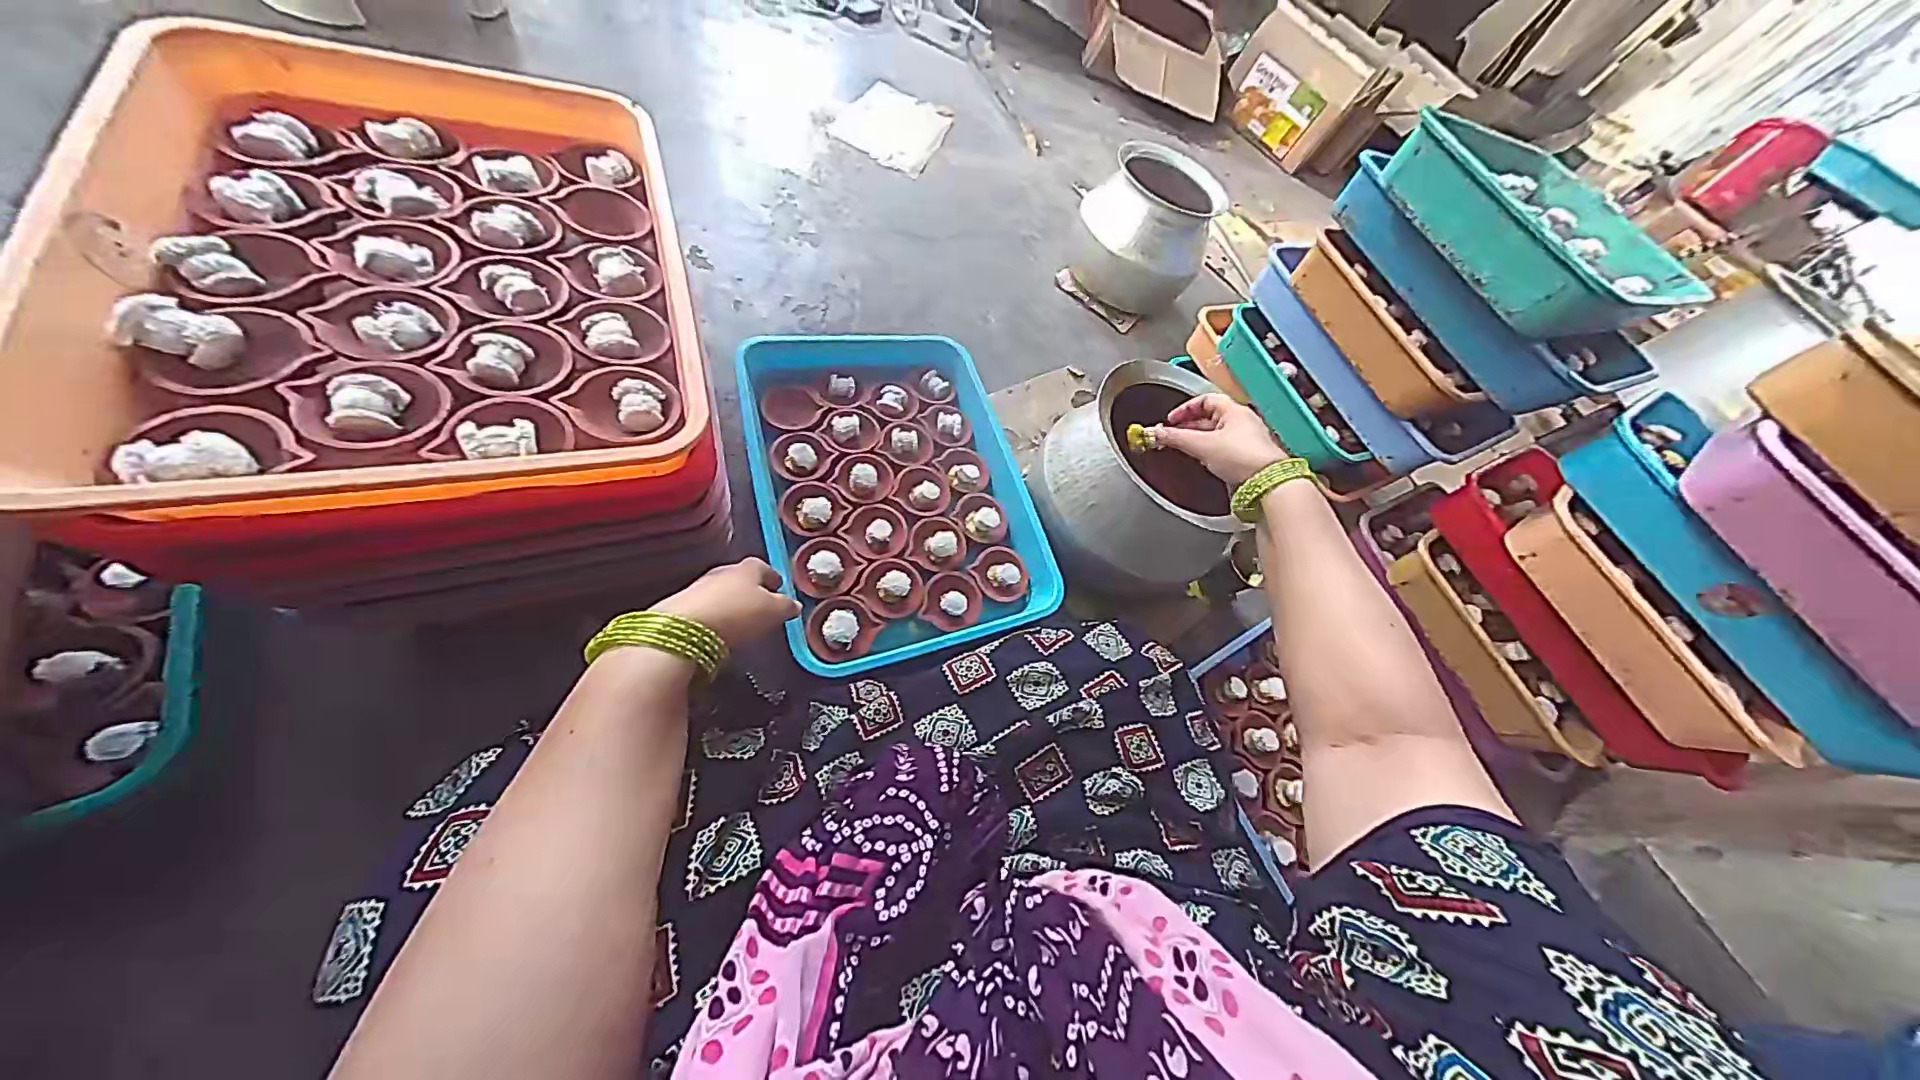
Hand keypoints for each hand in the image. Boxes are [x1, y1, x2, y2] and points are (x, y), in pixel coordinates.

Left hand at [651, 557, 801, 649]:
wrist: (683, 630)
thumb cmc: (737, 614)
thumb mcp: (774, 612)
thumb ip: (786, 607)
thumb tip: (794, 605)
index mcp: (747, 569)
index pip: (763, 567)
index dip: (772, 577)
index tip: (778, 587)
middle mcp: (721, 572)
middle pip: (739, 578)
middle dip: (750, 590)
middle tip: (760, 605)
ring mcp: (697, 588)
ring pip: (720, 592)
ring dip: (730, 603)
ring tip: (740, 621)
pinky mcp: (679, 608)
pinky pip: (703, 609)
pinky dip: (713, 616)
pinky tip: (717, 631)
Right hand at [1150, 394, 1288, 486]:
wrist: (1266, 482)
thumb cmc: (1243, 458)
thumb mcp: (1201, 445)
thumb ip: (1176, 438)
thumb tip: (1157, 433)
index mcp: (1234, 411)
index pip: (1204, 400)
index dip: (1185, 409)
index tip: (1170, 420)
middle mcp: (1242, 421)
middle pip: (1208, 417)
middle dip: (1187, 426)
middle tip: (1171, 435)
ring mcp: (1245, 439)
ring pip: (1215, 433)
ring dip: (1197, 439)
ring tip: (1182, 447)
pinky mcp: (1246, 456)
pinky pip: (1222, 447)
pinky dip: (1208, 450)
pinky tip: (1201, 459)